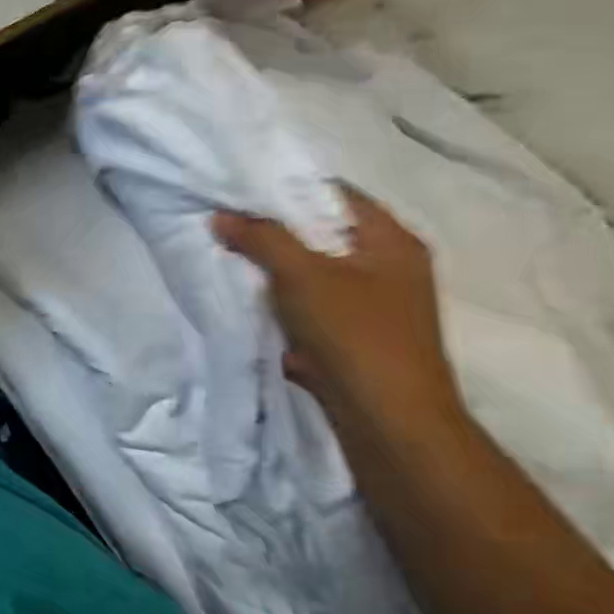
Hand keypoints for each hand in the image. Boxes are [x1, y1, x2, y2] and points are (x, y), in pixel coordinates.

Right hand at [213, 186, 462, 425]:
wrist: (390, 426)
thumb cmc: (355, 334)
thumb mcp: (301, 274)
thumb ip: (260, 237)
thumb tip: (220, 215)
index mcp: (392, 241)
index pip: (333, 193)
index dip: (286, 187)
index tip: (239, 188)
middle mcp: (389, 267)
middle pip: (321, 231)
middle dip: (273, 227)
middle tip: (227, 218)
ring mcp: (374, 304)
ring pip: (313, 268)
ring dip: (275, 265)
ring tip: (230, 252)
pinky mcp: (356, 336)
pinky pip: (311, 302)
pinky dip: (282, 297)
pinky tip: (248, 294)